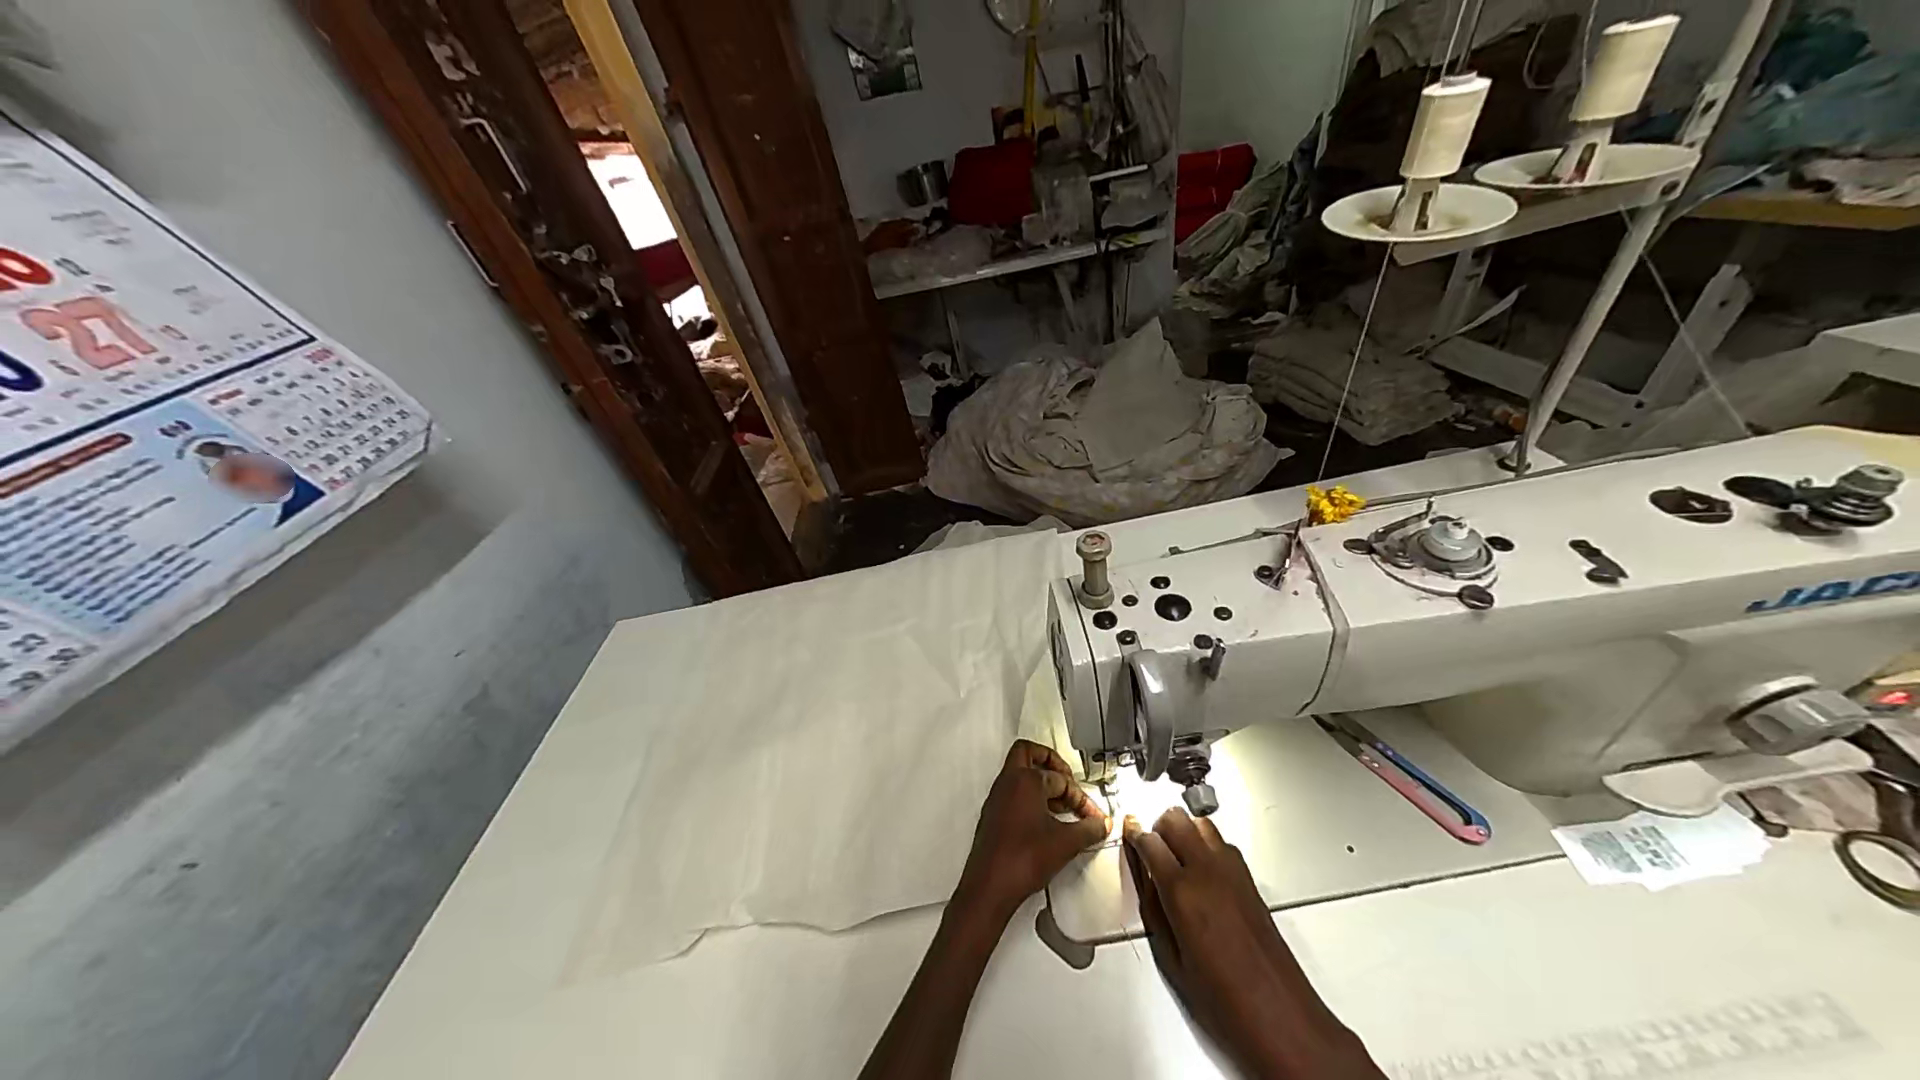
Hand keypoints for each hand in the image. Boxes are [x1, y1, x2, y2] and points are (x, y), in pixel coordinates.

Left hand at [955, 740, 1108, 917]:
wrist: (991, 885)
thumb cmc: (1019, 860)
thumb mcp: (1067, 843)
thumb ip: (1089, 829)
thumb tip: (1100, 824)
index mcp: (1025, 780)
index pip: (1061, 779)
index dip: (1081, 797)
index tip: (1092, 815)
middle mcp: (1007, 783)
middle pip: (1029, 753)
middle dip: (1052, 762)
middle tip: (1068, 779)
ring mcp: (997, 798)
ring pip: (1019, 774)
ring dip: (1041, 783)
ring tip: (1061, 805)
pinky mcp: (993, 815)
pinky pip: (1013, 794)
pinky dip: (1030, 799)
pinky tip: (1044, 822)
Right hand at [1126, 809, 1384, 1079]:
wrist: (1281, 1019)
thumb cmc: (1230, 1003)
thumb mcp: (1170, 957)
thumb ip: (1152, 908)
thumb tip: (1144, 880)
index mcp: (1182, 891)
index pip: (1148, 839)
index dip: (1134, 834)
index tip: (1129, 833)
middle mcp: (1209, 872)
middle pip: (1176, 819)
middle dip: (1158, 827)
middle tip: (1149, 843)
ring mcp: (1234, 873)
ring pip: (1201, 823)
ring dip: (1185, 831)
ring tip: (1174, 852)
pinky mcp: (1251, 881)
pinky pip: (1222, 843)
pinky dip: (1206, 844)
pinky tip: (1201, 867)